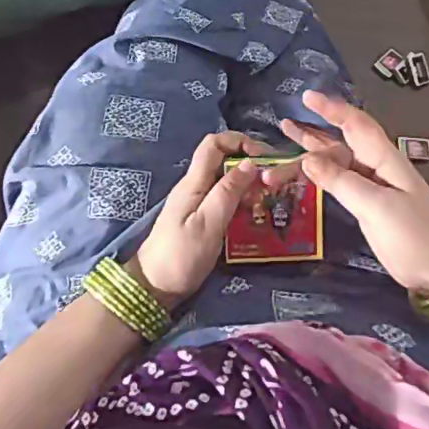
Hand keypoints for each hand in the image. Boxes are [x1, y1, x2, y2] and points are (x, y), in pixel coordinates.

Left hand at [131, 131, 267, 305]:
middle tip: (275, 181)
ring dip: (250, 184)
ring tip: (272, 198)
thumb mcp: (209, 224)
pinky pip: (225, 199)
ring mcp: (197, 202)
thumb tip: (251, 163)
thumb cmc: (181, 256)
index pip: (214, 143)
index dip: (240, 141)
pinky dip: (243, 201)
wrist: (154, 287)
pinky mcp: (201, 218)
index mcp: (194, 182)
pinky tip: (257, 214)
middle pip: (224, 160)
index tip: (264, 158)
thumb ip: (228, 192)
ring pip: (227, 180)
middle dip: (251, 164)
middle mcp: (195, 186)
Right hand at [279, 91, 428, 295]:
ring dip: (311, 154)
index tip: (307, 96)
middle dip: (313, 131)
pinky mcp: (368, 205)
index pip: (355, 125)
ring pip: (336, 162)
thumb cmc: (415, 235)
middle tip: (284, 123)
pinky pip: (338, 181)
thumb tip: (308, 159)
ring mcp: (372, 186)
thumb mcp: (377, 207)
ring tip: (286, 144)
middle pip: (340, 142)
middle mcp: (376, 167)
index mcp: (384, 159)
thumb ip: (342, 182)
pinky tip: (305, 172)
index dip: (331, 109)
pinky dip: (319, 175)